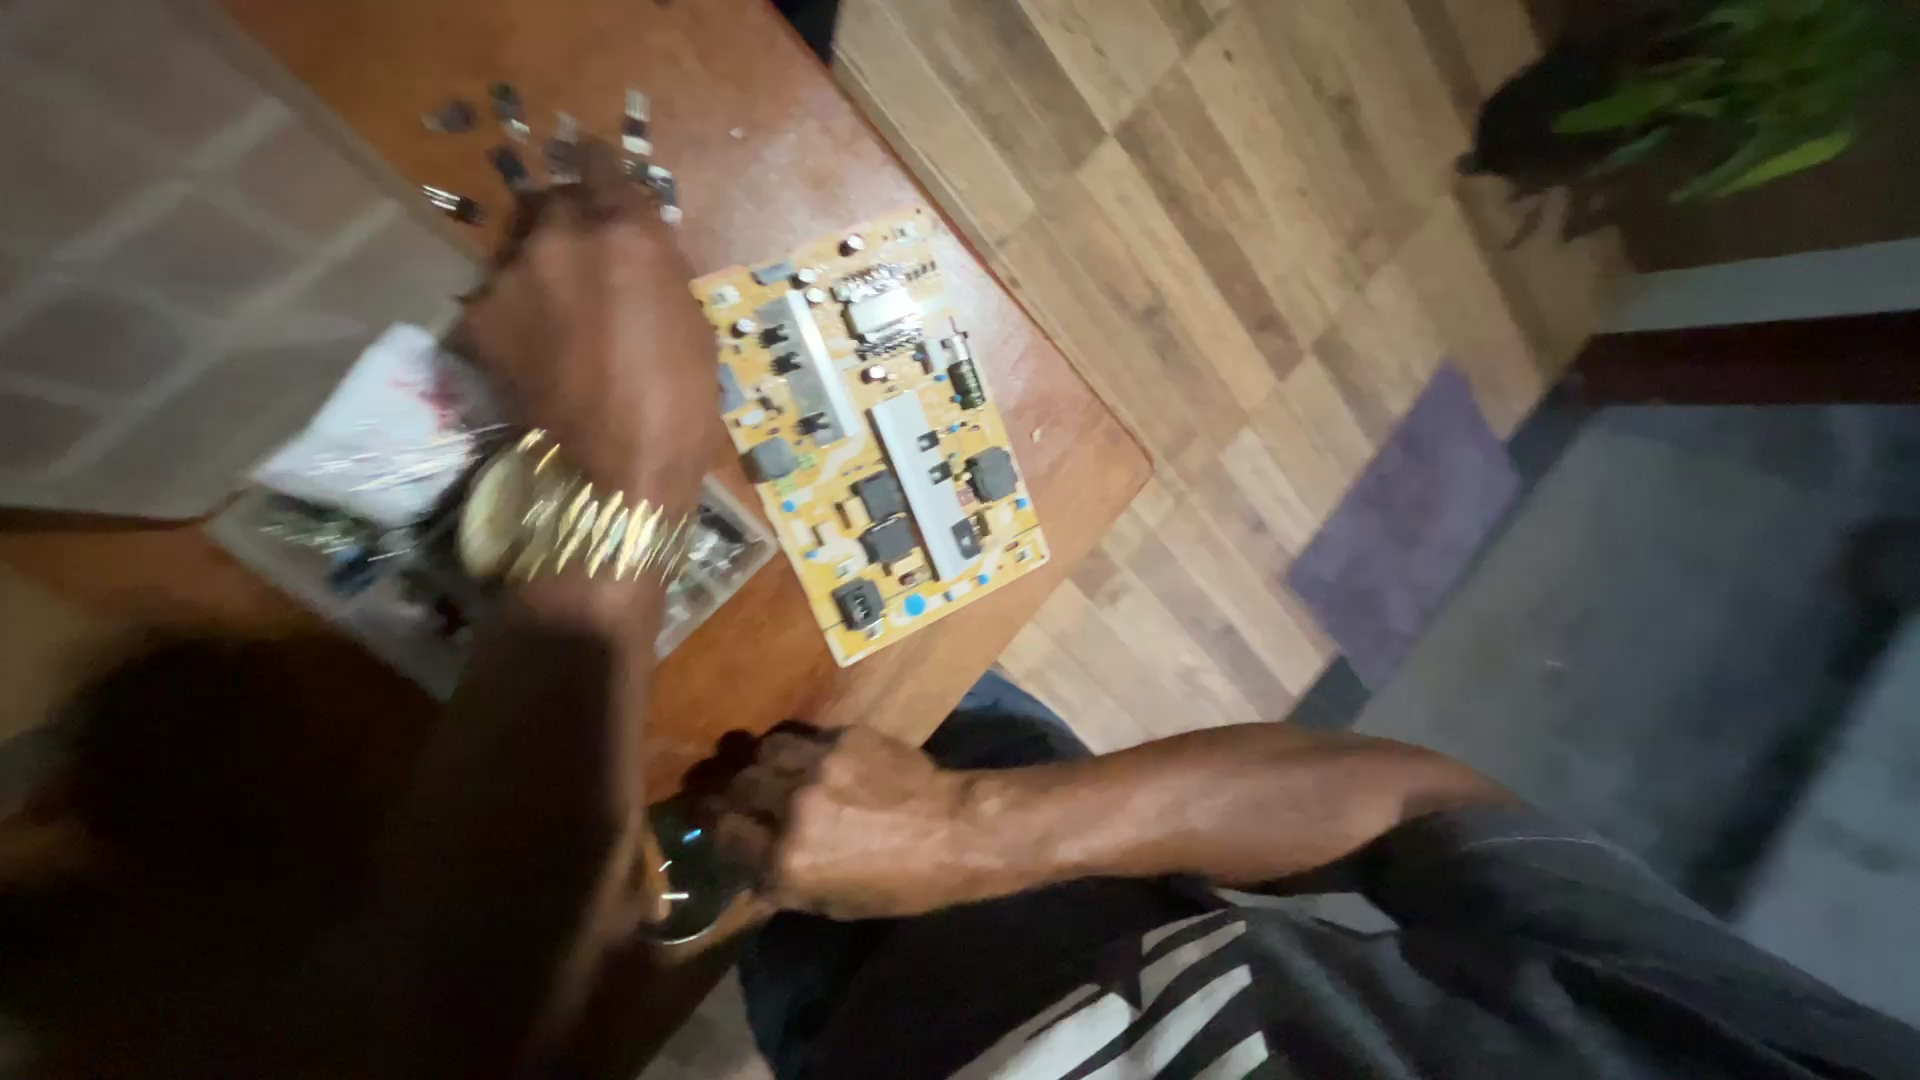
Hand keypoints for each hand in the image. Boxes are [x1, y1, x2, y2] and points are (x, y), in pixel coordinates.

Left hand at [460, 139, 717, 508]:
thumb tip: (637, 252)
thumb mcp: (693, 323)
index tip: (606, 181)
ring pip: (524, 248)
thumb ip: (657, 270)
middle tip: (591, 260)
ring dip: (546, 267)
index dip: (605, 172)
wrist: (623, 467)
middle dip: (574, 221)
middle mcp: (561, 238)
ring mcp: (511, 276)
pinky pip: (502, 295)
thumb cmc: (684, 401)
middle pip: (556, 199)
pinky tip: (542, 348)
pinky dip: (522, 310)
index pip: (603, 164)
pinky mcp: (481, 318)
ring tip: (565, 315)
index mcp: (627, 235)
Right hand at [706, 727, 992, 918]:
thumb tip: (749, 864)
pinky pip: (804, 736)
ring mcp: (820, 766)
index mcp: (787, 862)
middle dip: (730, 789)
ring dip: (761, 760)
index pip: (724, 833)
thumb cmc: (899, 882)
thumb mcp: (833, 904)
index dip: (712, 823)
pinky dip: (799, 747)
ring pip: (764, 749)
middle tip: (732, 788)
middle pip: (737, 785)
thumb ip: (783, 882)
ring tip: (769, 766)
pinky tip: (809, 756)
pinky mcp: (845, 738)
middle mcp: (794, 808)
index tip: (706, 814)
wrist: (954, 830)